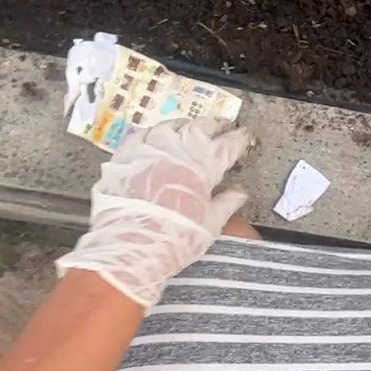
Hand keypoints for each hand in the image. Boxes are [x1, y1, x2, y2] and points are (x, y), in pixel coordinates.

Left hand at [54, 117, 250, 307]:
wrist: (130, 245)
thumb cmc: (176, 237)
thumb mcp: (210, 224)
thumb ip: (226, 203)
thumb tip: (239, 193)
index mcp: (206, 164)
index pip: (230, 143)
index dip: (240, 139)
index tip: (244, 137)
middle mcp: (180, 148)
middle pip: (202, 127)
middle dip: (215, 127)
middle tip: (221, 129)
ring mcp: (151, 147)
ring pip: (173, 125)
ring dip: (185, 127)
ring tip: (190, 130)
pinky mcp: (126, 153)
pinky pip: (143, 134)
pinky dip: (154, 134)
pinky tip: (155, 139)